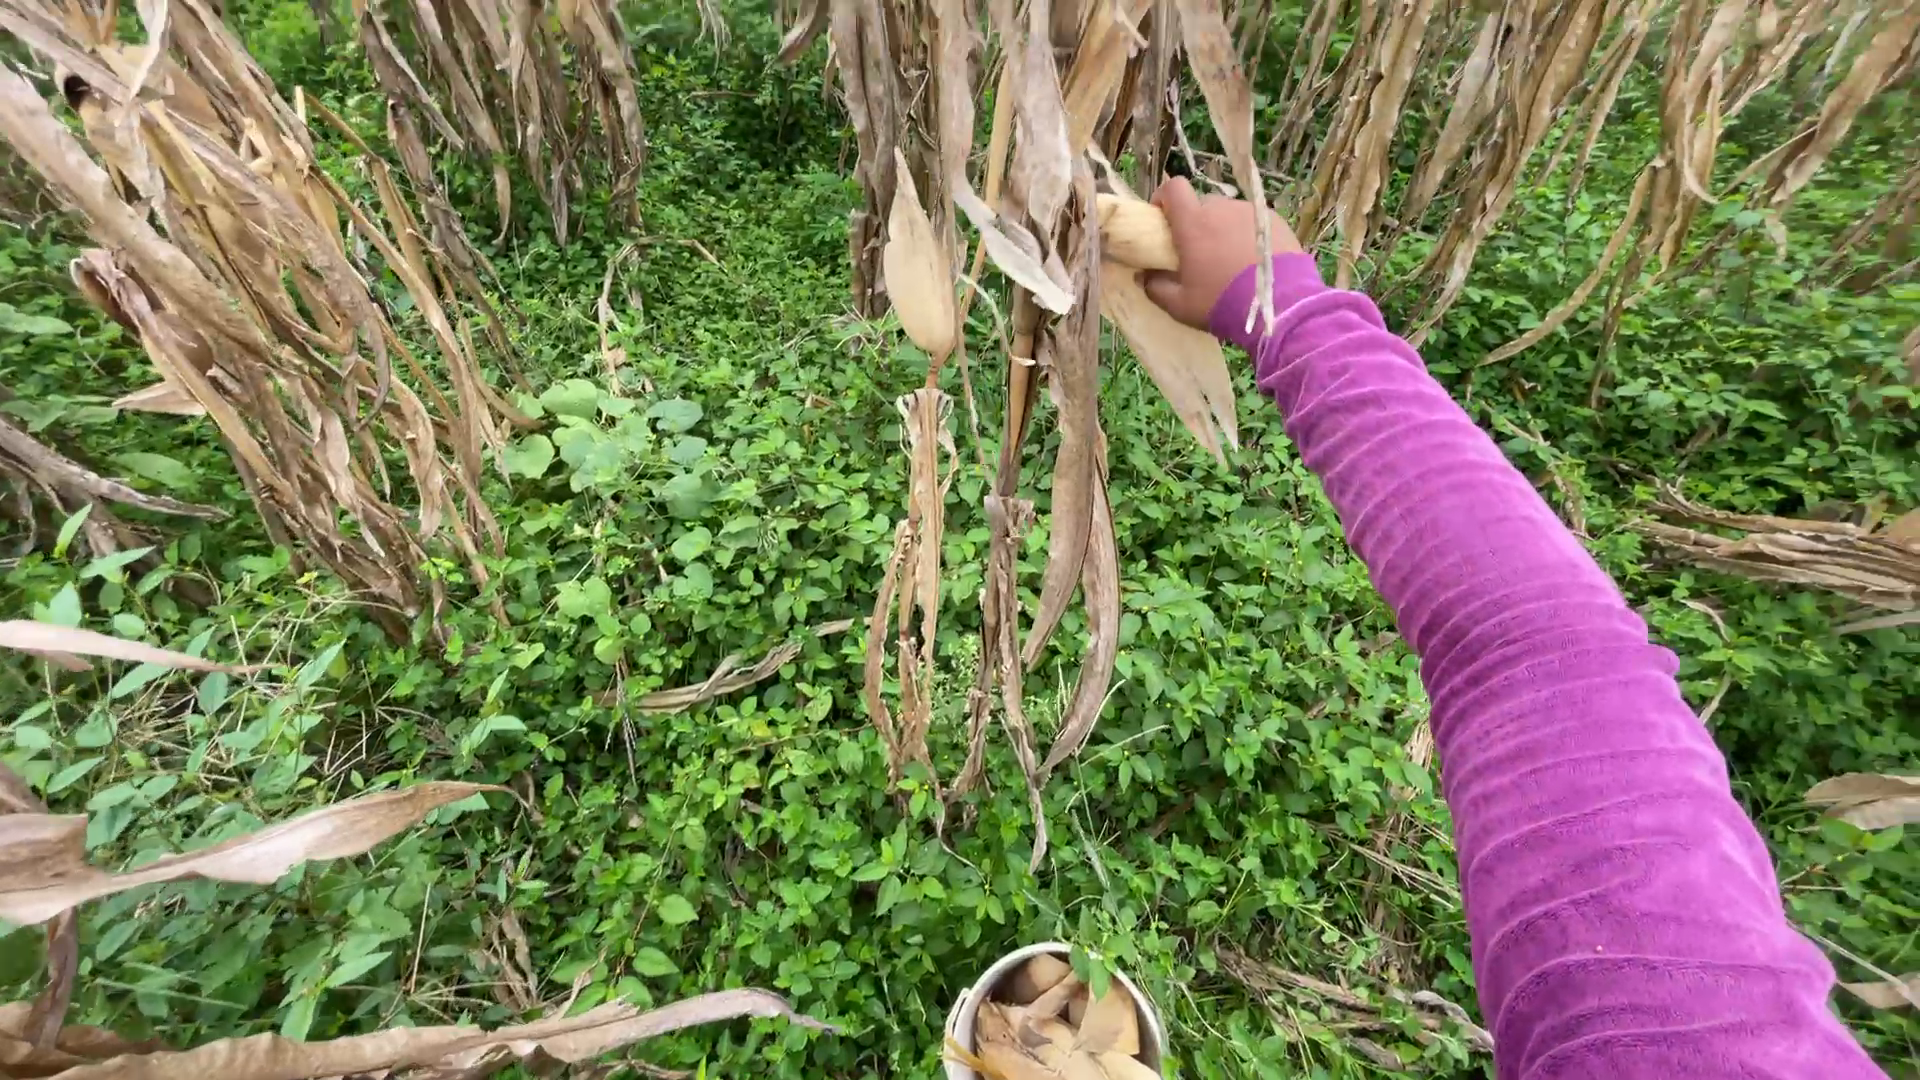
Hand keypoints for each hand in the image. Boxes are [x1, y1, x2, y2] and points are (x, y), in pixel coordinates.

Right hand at [1141, 176, 1301, 329]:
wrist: (1277, 305)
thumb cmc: (1219, 303)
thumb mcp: (1179, 305)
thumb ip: (1155, 287)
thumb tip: (1143, 276)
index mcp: (1193, 223)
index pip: (1173, 188)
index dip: (1163, 198)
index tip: (1162, 219)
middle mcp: (1221, 208)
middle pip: (1201, 203)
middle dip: (1194, 222)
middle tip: (1196, 252)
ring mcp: (1250, 211)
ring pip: (1227, 212)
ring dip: (1220, 228)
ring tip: (1227, 258)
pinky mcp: (1274, 220)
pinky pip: (1250, 220)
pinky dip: (1244, 234)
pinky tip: (1249, 260)